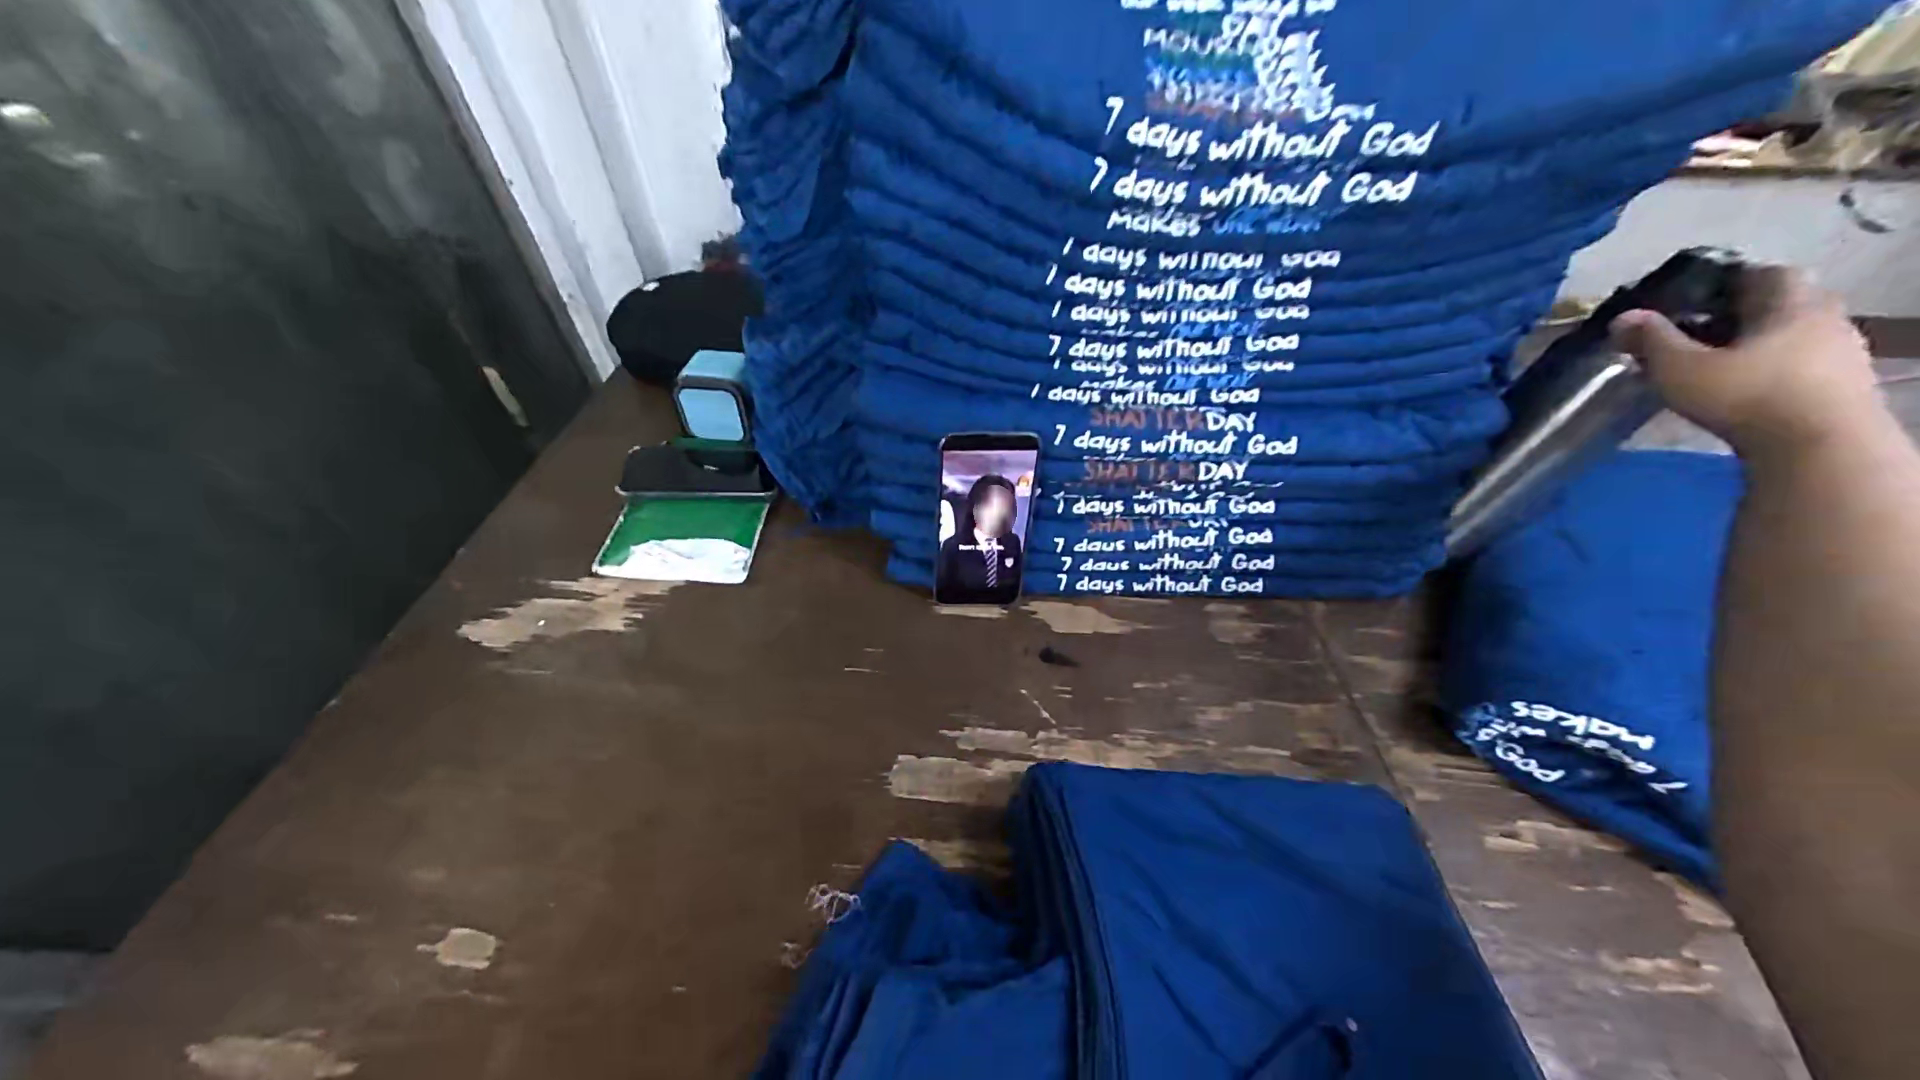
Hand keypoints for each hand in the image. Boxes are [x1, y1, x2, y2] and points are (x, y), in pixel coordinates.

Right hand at [1609, 265, 1884, 458]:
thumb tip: (1622, 317)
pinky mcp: (1843, 385)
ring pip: (1791, 335)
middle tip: (1695, 333)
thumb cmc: (1746, 396)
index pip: (1765, 273)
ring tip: (1714, 364)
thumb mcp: (1681, 369)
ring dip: (1757, 343)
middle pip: (1780, 304)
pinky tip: (1744, 388)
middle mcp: (1826, 318)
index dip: (1728, 280)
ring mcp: (1842, 353)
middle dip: (1740, 314)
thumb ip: (1651, 341)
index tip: (1693, 298)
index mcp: (1792, 304)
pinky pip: (1801, 363)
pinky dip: (1772, 368)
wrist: (1820, 448)